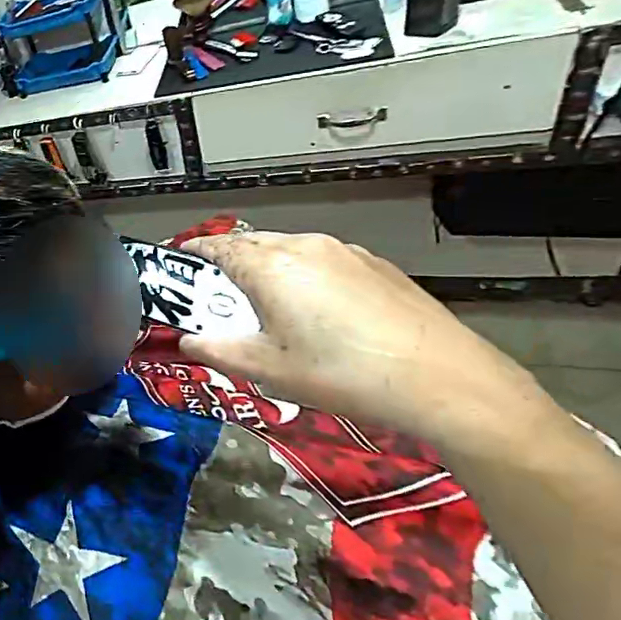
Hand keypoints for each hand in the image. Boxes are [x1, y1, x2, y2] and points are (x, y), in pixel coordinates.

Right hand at [177, 232, 557, 445]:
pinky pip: (324, 259)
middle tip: (224, 301)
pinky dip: (306, 275)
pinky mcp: (374, 262)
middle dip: (231, 265)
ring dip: (270, 270)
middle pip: (253, 244)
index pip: (218, 247)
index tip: (182, 269)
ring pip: (290, 250)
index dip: (195, 256)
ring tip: (274, 310)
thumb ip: (221, 351)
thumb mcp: (272, 371)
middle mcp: (304, 245)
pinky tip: (323, 313)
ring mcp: (344, 250)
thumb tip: (189, 340)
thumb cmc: (341, 374)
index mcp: (271, 266)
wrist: (437, 375)